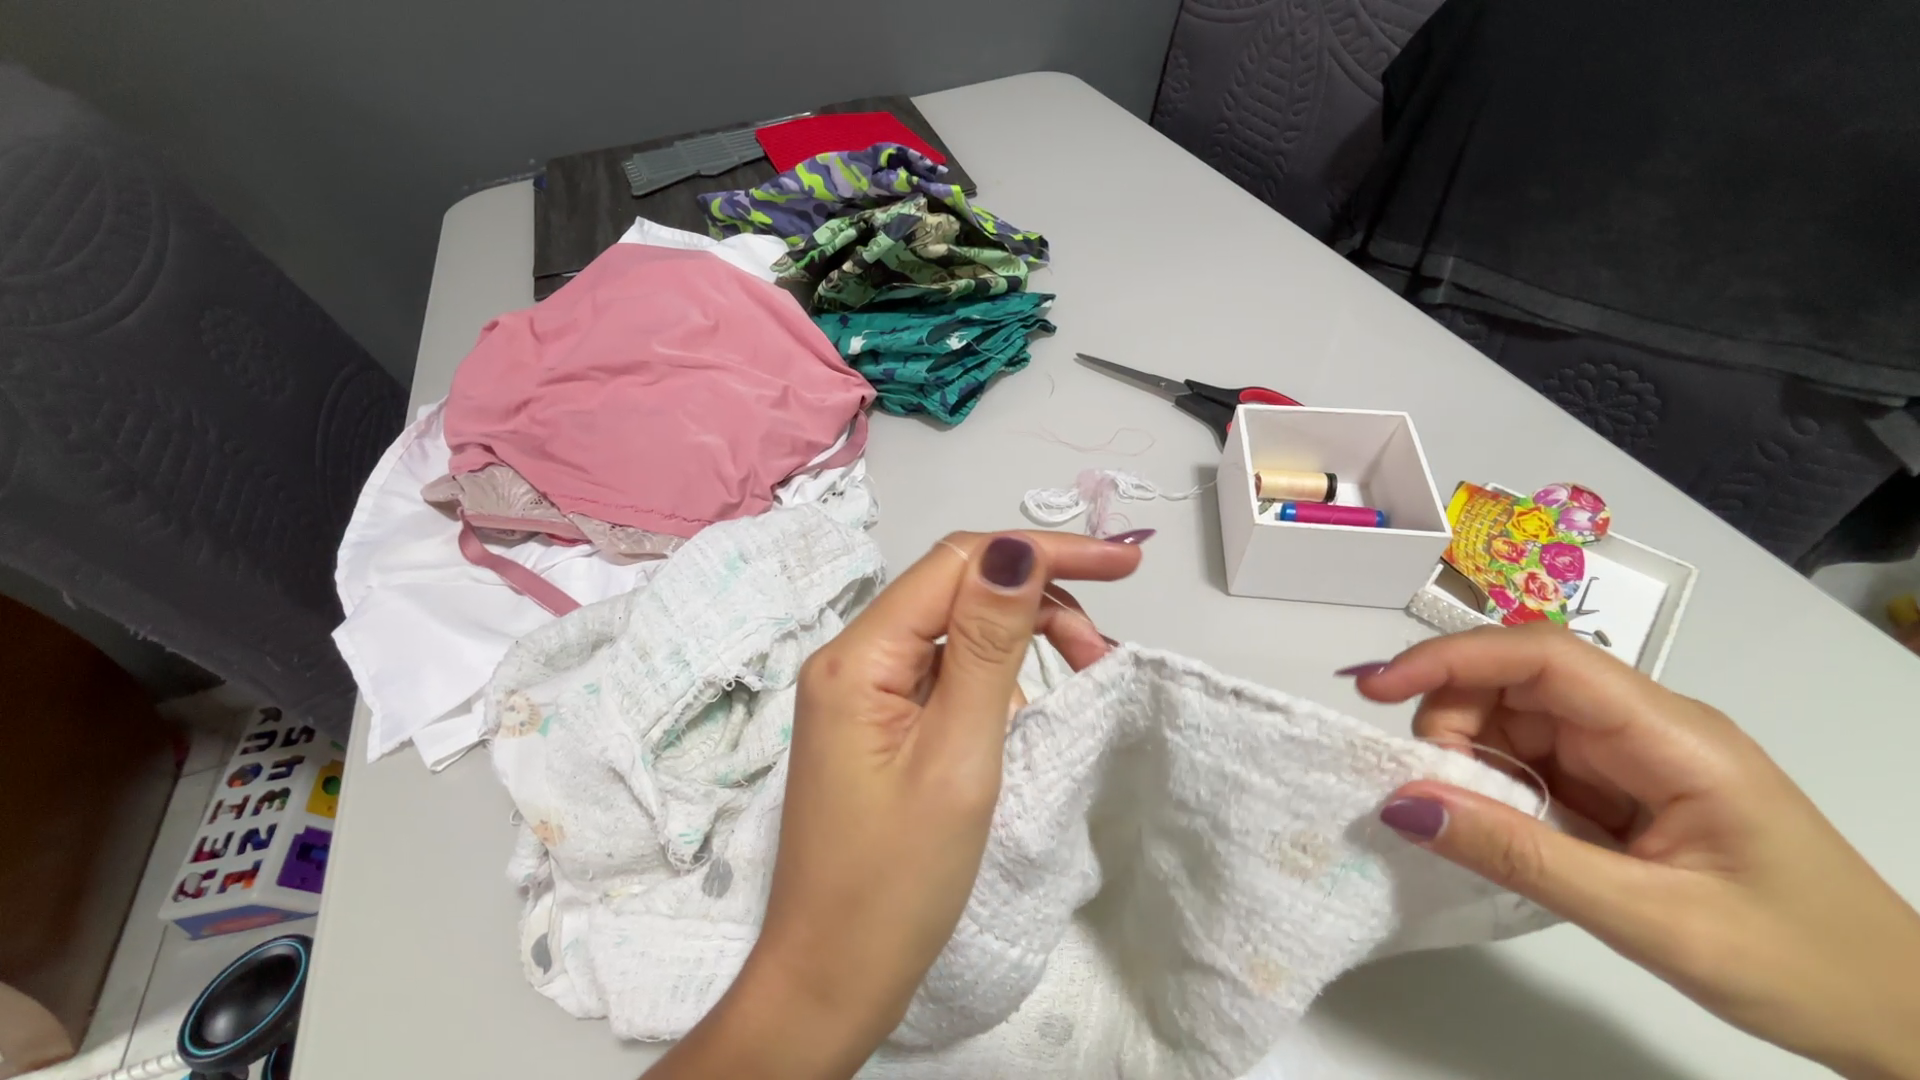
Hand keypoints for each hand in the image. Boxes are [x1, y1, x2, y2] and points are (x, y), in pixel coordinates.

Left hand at [645, 530, 1142, 1078]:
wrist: (833, 979)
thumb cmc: (897, 882)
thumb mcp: (959, 756)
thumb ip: (988, 647)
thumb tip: (1014, 551)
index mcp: (858, 657)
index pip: (957, 563)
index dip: (1041, 553)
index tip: (1121, 566)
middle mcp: (852, 659)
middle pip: (955, 590)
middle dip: (1037, 601)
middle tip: (1101, 652)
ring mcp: (862, 693)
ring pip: (954, 632)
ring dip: (1021, 639)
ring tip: (1081, 673)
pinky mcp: (876, 724)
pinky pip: (942, 674)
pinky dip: (994, 678)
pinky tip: (1022, 711)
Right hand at [1348, 625, 1919, 1079]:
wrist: (1903, 1018)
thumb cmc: (1802, 964)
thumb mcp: (1652, 920)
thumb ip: (1519, 857)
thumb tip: (1401, 803)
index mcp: (1672, 736)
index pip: (1542, 658)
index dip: (1450, 658)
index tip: (1374, 691)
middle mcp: (1644, 726)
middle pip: (1516, 682)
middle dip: (1451, 718)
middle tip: (1427, 788)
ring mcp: (1630, 754)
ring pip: (1514, 720)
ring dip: (1467, 757)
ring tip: (1464, 818)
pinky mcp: (1618, 785)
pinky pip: (1531, 762)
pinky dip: (1491, 785)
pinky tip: (1490, 824)